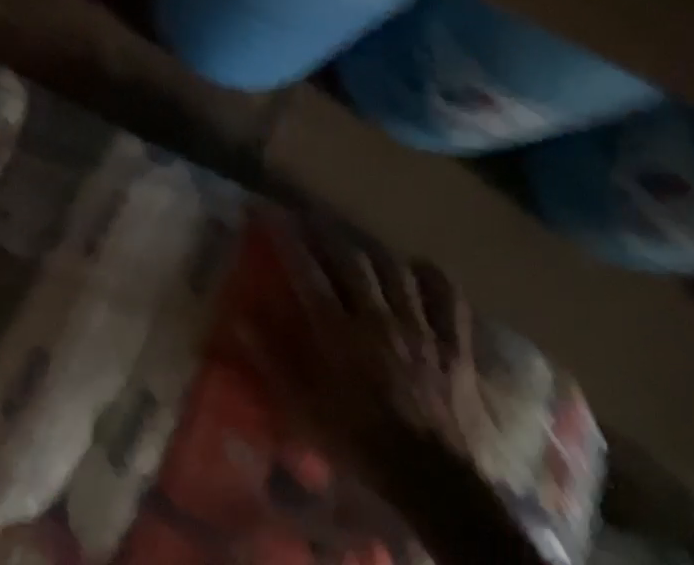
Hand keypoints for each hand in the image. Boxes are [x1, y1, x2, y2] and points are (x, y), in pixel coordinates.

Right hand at [237, 210, 544, 564]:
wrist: (433, 480)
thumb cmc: (358, 443)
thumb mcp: (301, 409)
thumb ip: (270, 359)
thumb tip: (238, 316)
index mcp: (338, 333)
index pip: (306, 272)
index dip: (286, 238)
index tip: (268, 212)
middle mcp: (379, 319)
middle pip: (351, 260)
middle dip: (327, 231)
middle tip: (309, 213)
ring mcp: (421, 328)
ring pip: (397, 270)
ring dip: (373, 250)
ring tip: (358, 240)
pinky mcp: (454, 345)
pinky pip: (449, 298)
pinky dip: (433, 276)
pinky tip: (419, 267)